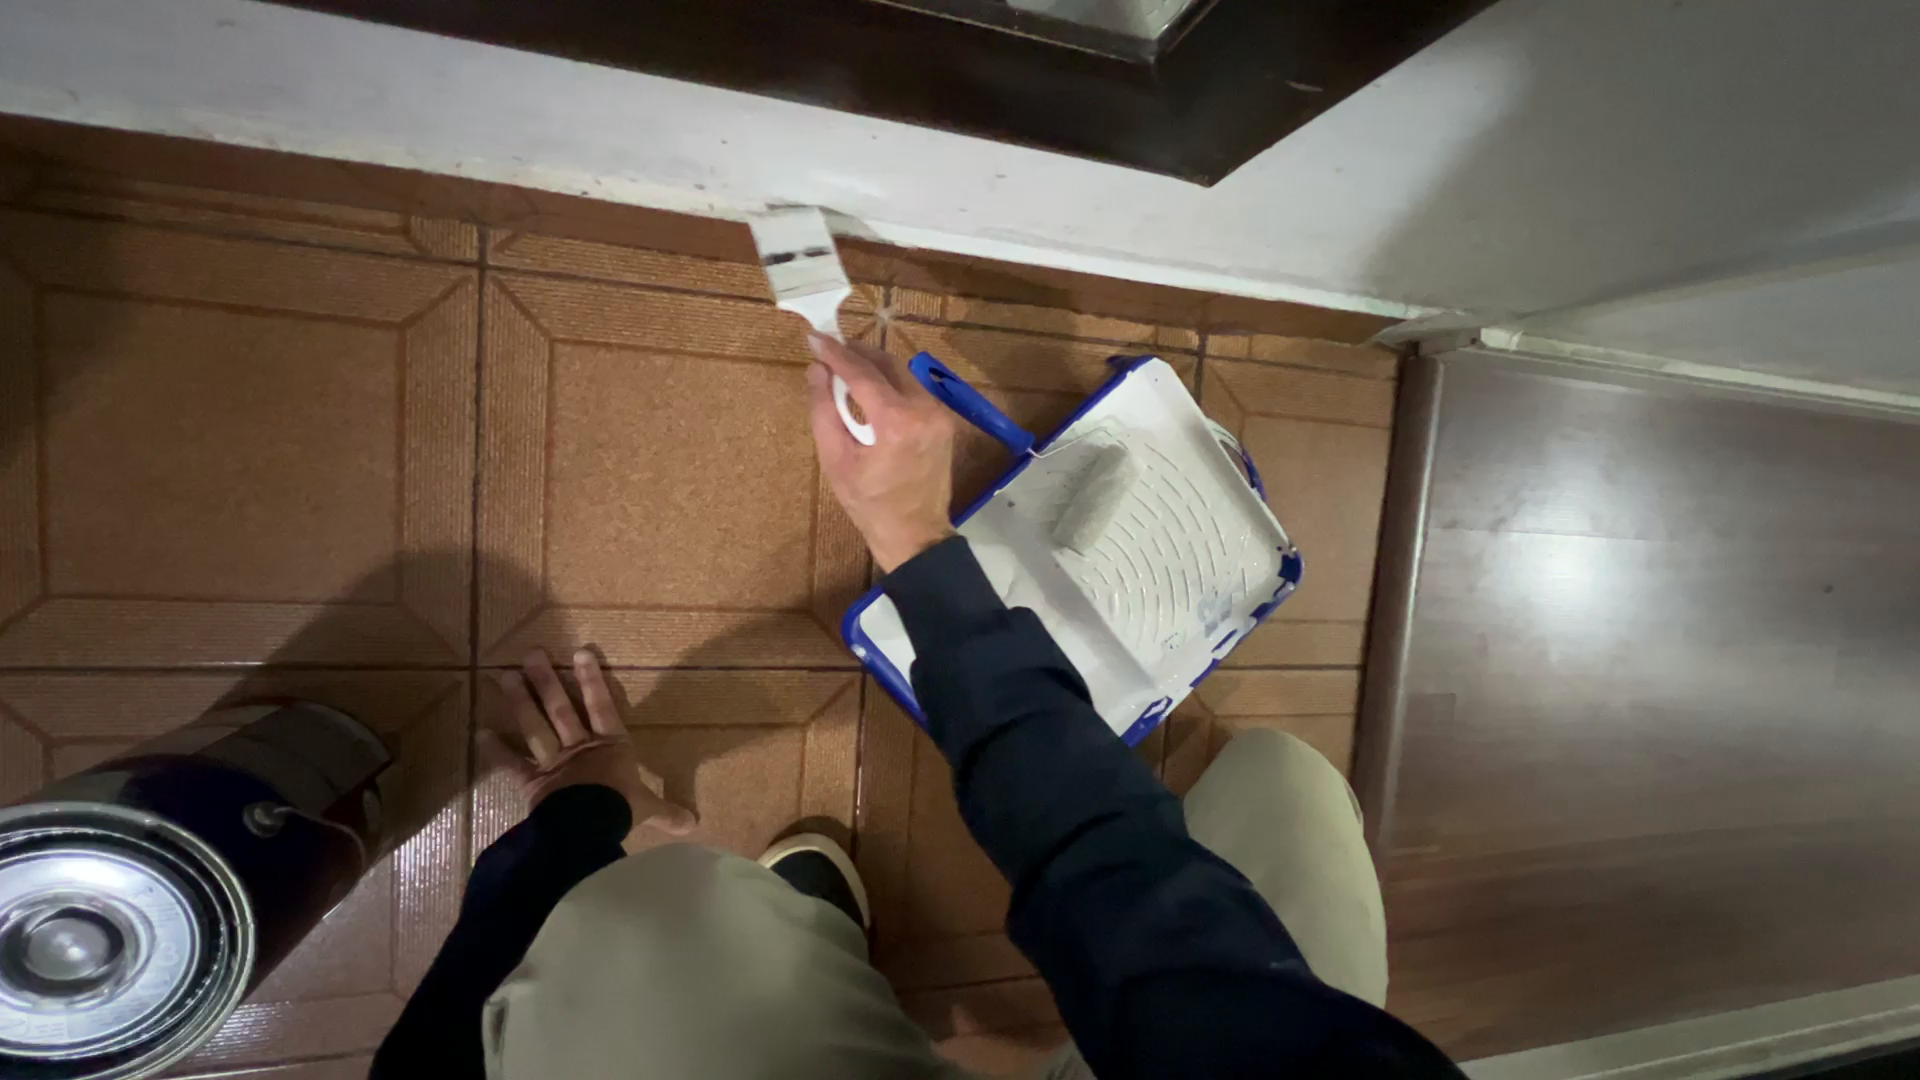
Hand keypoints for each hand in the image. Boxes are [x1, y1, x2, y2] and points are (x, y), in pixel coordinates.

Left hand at [482, 649, 695, 834]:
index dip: (592, 680)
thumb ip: (667, 813)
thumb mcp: (648, 808)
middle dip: (547, 682)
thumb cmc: (620, 808)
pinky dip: (496, 751)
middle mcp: (581, 747)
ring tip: (503, 676)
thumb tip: (693, 825)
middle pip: (562, 709)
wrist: (587, 828)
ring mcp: (554, 762)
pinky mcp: (532, 783)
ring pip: (536, 726)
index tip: (581, 653)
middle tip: (531, 655)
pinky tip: (480, 733)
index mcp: (612, 746)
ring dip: (520, 702)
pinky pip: (511, 766)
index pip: (602, 705)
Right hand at [806, 333, 957, 571]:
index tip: (815, 338)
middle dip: (858, 354)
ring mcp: (939, 416)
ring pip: (904, 374)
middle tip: (830, 351)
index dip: (836, 353)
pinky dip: (892, 384)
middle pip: (888, 364)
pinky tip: (872, 392)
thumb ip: (824, 411)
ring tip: (847, 370)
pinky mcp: (944, 424)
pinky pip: (914, 391)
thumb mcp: (836, 460)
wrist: (915, 534)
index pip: (863, 373)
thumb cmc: (869, 504)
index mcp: (897, 422)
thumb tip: (817, 370)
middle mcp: (925, 410)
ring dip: (876, 367)